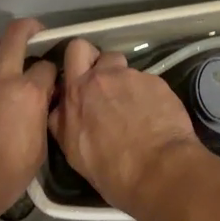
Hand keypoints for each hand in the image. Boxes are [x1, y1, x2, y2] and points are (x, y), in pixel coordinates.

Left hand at [0, 19, 55, 220]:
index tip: (57, 80)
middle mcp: (3, 79)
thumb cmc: (6, 175)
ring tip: (6, 61)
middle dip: (30, 28)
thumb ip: (42, 120)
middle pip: (15, 34)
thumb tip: (43, 107)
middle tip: (37, 35)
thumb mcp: (39, 150)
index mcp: (29, 92)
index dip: (55, 71)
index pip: (49, 66)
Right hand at [49, 38, 206, 212]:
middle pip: (95, 50)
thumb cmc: (111, 169)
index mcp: (77, 92)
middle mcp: (103, 77)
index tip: (81, 79)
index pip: (73, 52)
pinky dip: (147, 95)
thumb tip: (61, 108)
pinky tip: (154, 117)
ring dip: (124, 81)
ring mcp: (132, 77)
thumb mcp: (73, 151)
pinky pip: (147, 82)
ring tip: (133, 107)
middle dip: (96, 61)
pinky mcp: (157, 82)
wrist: (158, 170)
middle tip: (104, 84)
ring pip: (124, 68)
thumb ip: (63, 121)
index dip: (78, 62)